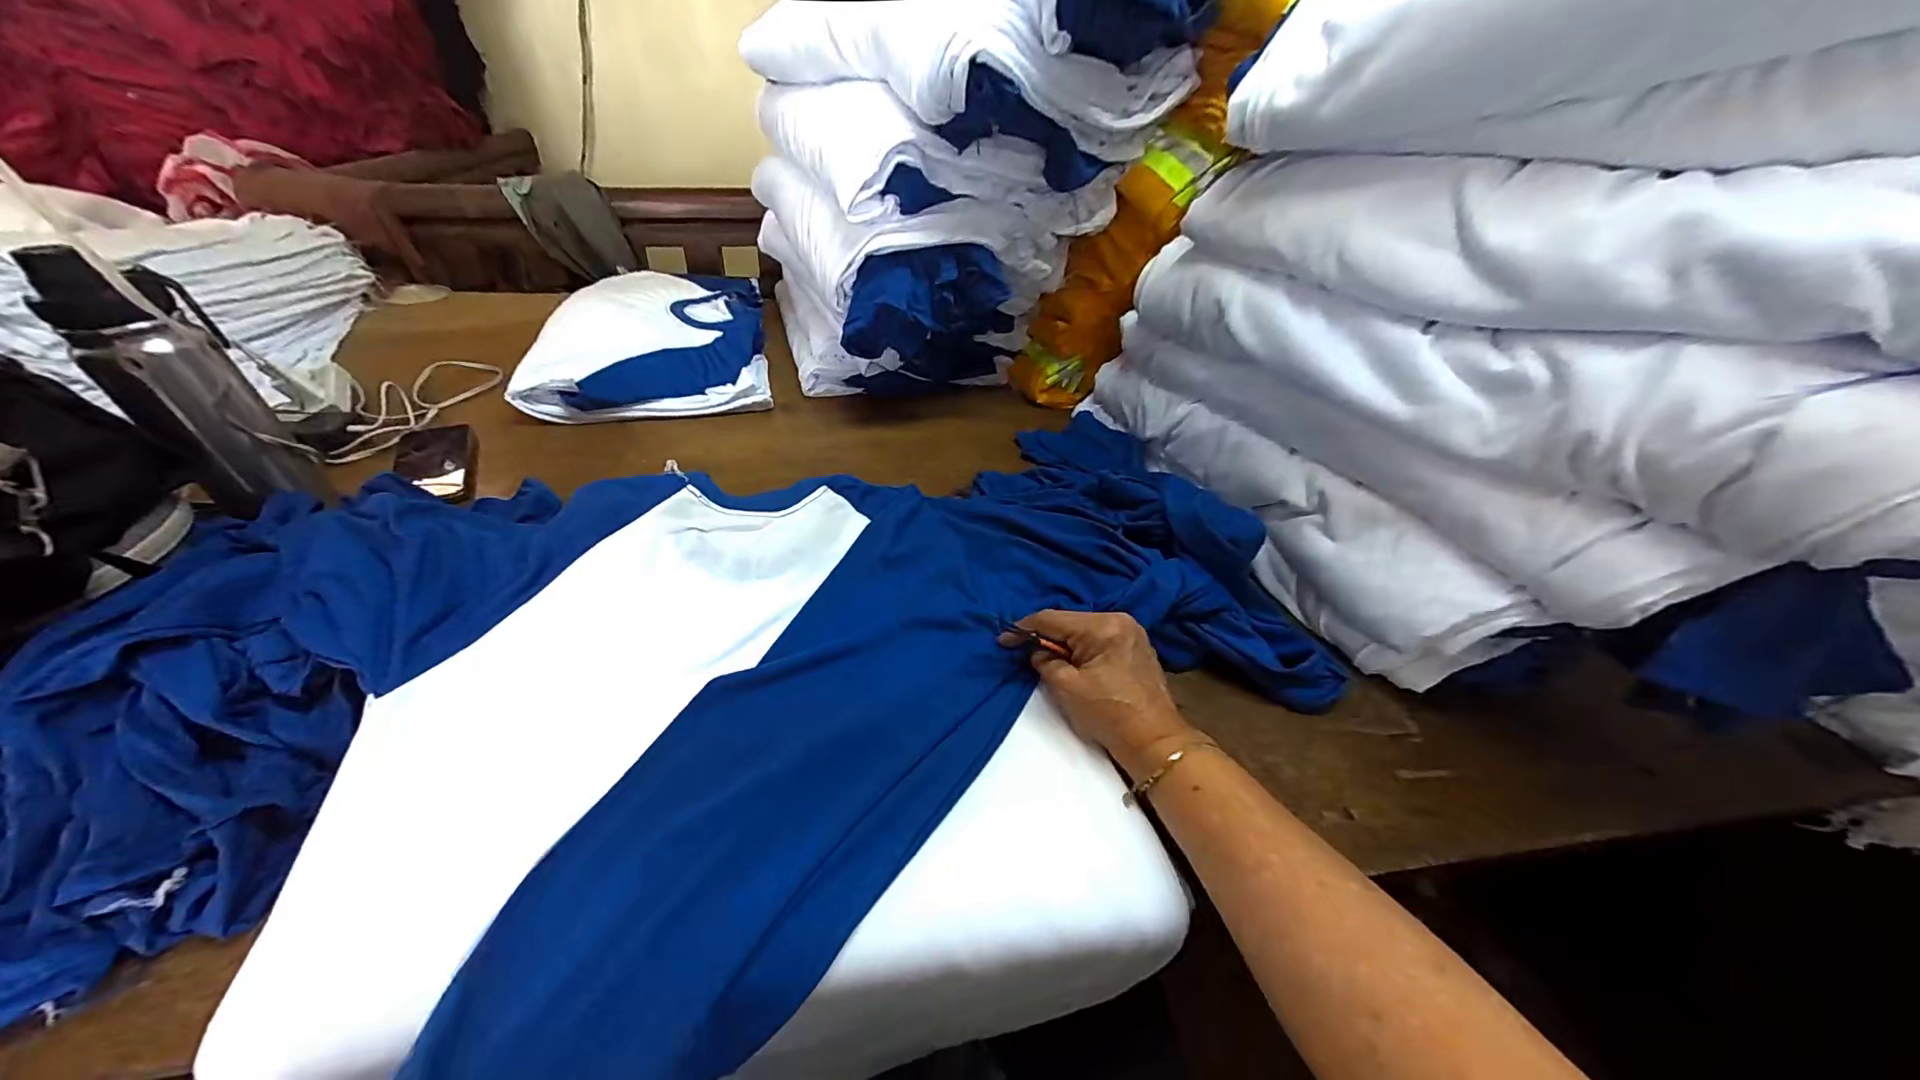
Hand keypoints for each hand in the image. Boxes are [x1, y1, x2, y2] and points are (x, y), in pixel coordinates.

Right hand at [1001, 610, 1202, 779]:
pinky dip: (1082, 648)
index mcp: (1103, 626)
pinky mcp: (1135, 647)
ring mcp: (1131, 633)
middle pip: (1070, 622)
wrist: (1154, 741)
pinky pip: (1099, 639)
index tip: (1003, 641)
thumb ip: (1045, 661)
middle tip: (1022, 651)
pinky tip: (1071, 662)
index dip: (1024, 629)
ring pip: (1084, 630)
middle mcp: (1120, 620)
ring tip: (1044, 658)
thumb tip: (1038, 651)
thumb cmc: (1109, 714)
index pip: (1053, 619)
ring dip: (1063, 643)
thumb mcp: (1066, 688)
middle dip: (1045, 636)